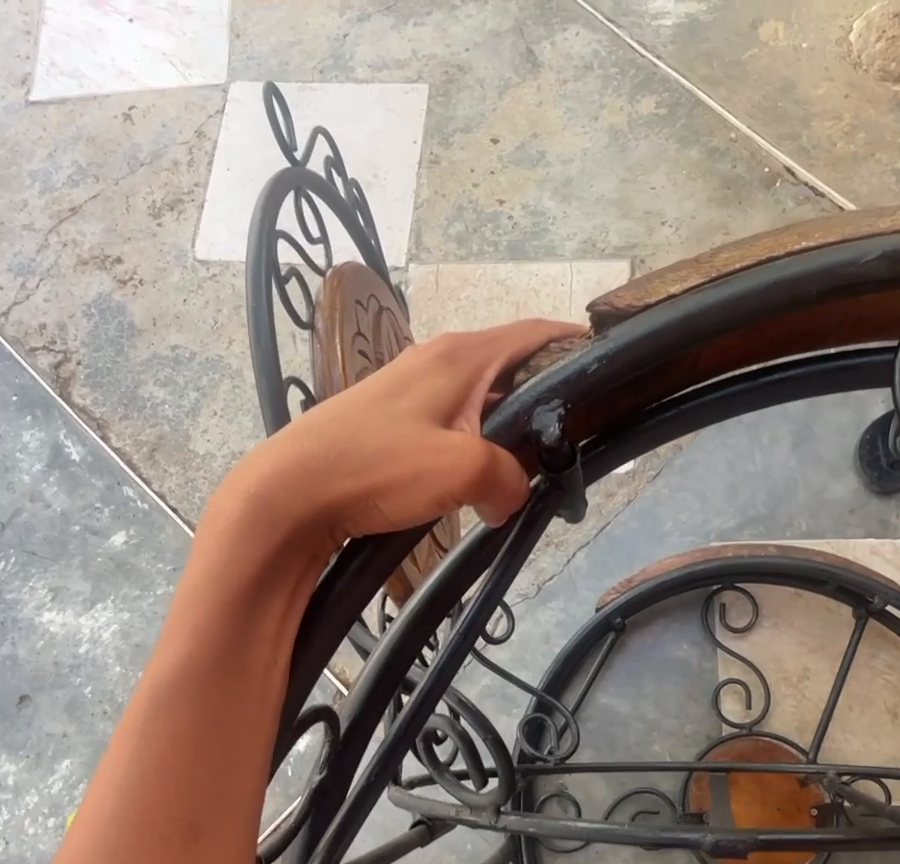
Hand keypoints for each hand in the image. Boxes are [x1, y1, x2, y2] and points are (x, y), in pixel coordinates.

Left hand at [218, 318, 583, 555]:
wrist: (290, 492)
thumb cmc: (377, 466)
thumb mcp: (462, 470)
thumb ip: (508, 479)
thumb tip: (510, 496)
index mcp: (461, 356)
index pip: (533, 331)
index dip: (574, 341)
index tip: (609, 365)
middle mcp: (437, 361)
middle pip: (510, 368)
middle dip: (546, 396)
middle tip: (576, 434)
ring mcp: (411, 390)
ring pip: (481, 402)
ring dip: (509, 429)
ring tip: (532, 465)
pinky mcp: (391, 421)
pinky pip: (453, 425)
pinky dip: (477, 444)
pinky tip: (479, 481)